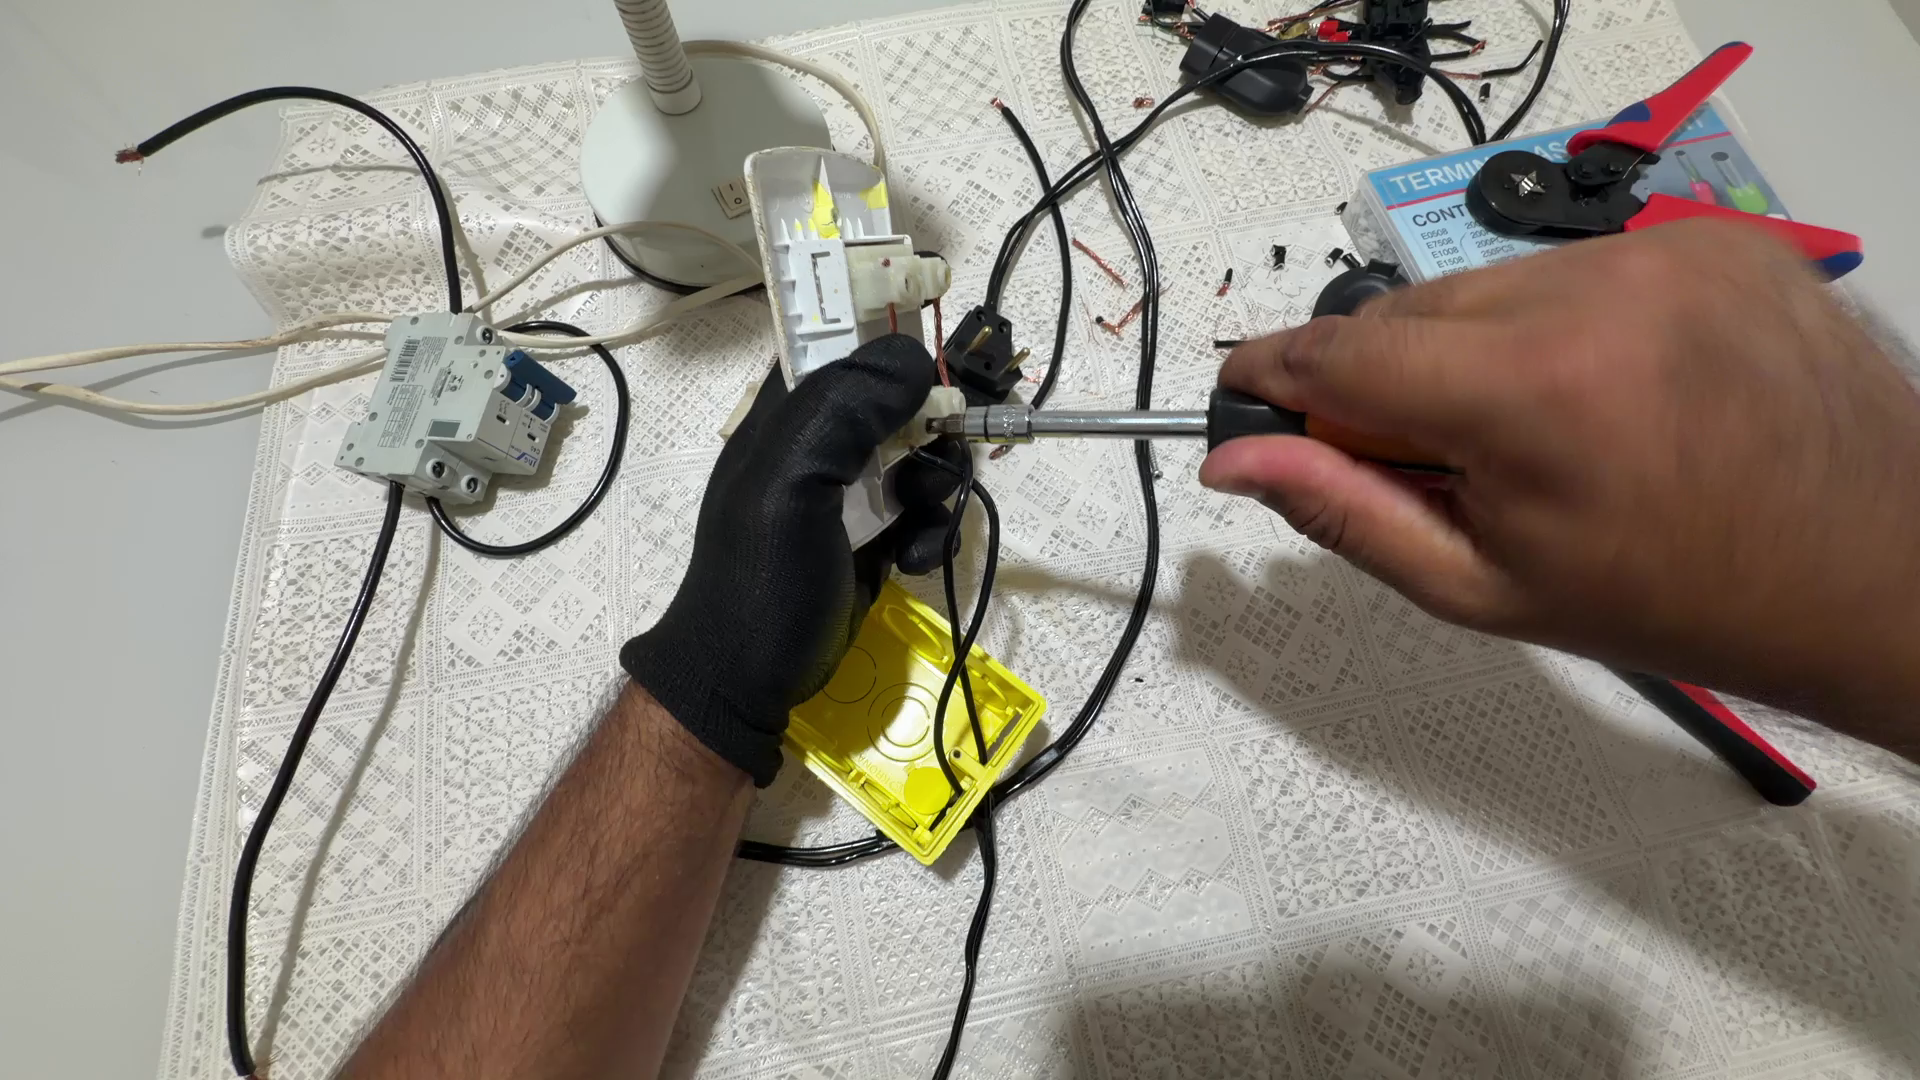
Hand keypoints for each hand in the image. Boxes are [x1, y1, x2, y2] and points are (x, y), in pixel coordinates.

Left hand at [621, 335, 955, 784]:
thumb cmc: (760, 577)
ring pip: (924, 459)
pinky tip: (911, 562)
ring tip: (920, 530)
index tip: (936, 345)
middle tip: (940, 464)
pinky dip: (931, 536)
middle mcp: (824, 443)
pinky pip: (925, 514)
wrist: (751, 677)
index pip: (840, 341)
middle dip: (934, 432)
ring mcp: (852, 492)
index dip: (889, 331)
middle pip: (902, 402)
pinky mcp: (875, 534)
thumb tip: (913, 357)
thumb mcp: (789, 485)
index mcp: (790, 415)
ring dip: (938, 493)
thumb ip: (844, 412)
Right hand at [1200, 220, 1919, 731]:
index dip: (1267, 369)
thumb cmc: (1660, 597)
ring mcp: (1660, 253)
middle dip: (1364, 382)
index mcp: (1531, 393)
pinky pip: (1539, 276)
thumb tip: (1232, 462)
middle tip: (1401, 452)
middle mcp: (1595, 295)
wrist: (1877, 572)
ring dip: (1439, 355)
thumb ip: (1335, 508)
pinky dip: (1514, 329)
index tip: (1237, 389)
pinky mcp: (1702, 237)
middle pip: (1392, 317)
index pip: (1339, 354)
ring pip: (1459, 292)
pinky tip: (1558, 390)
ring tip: (1493, 429)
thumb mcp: (1467, 581)